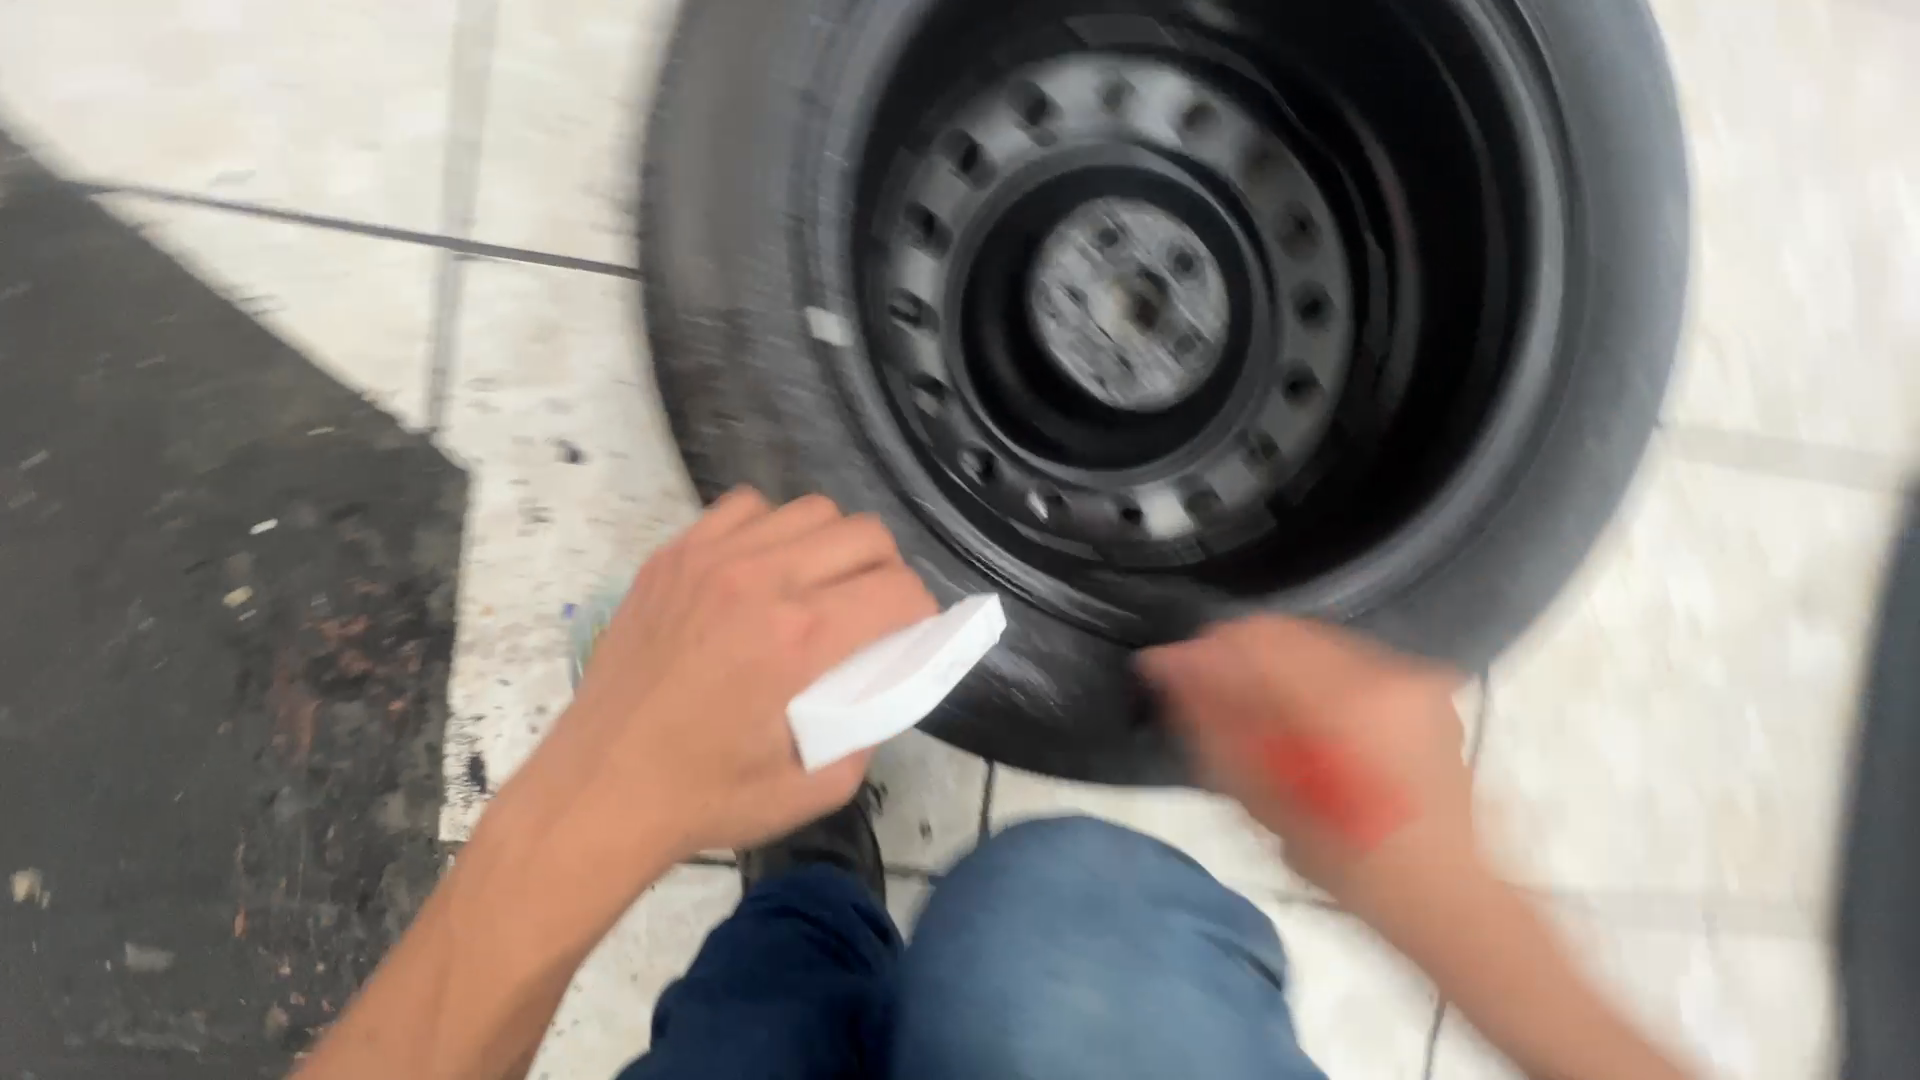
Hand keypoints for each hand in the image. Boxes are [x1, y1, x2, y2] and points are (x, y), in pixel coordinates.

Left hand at [493, 489, 936, 867]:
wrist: (597, 791)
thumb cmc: (707, 797)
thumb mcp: (816, 788)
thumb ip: (871, 727)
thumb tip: (885, 678)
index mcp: (800, 639)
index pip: (898, 589)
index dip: (924, 610)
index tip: (915, 632)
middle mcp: (761, 581)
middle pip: (865, 534)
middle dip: (888, 572)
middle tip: (874, 612)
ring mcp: (710, 558)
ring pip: (811, 511)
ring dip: (833, 546)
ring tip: (819, 586)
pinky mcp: (672, 556)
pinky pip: (746, 508)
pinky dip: (772, 530)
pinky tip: (762, 571)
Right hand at [1139, 616, 1474, 911]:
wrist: (1444, 892)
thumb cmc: (1346, 861)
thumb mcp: (1263, 800)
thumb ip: (1212, 724)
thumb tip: (1170, 669)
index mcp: (1347, 705)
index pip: (1253, 643)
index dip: (1200, 651)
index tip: (1162, 666)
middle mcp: (1385, 674)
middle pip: (1283, 632)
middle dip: (1230, 652)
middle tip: (1194, 680)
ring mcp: (1411, 677)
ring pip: (1311, 640)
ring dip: (1267, 660)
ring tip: (1240, 694)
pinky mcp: (1422, 688)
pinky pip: (1341, 658)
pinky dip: (1304, 672)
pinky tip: (1289, 705)